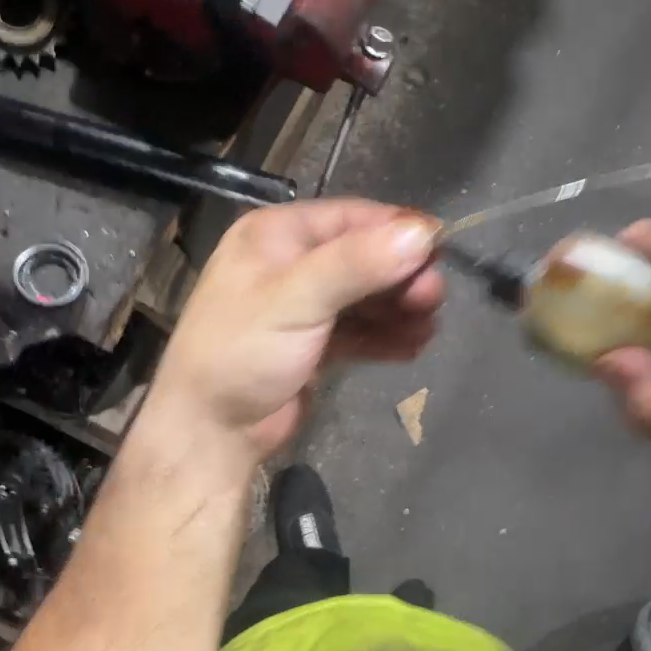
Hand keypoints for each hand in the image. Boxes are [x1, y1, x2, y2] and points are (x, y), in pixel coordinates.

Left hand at [148, 200, 444, 457]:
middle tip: (434, 299)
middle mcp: (289, 264)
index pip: (350, 219)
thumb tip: (423, 233)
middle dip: (400, 277)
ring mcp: (300, 308)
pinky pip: (356, 331)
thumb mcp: (296, 300)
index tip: (439, 250)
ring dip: (397, 310)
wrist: (211, 431)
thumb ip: (357, 265)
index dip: (396, 232)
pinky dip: (383, 337)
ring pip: (362, 298)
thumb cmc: (242, 353)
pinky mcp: (310, 346)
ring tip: (428, 329)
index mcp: (275, 236)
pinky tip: (411, 347)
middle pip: (362, 259)